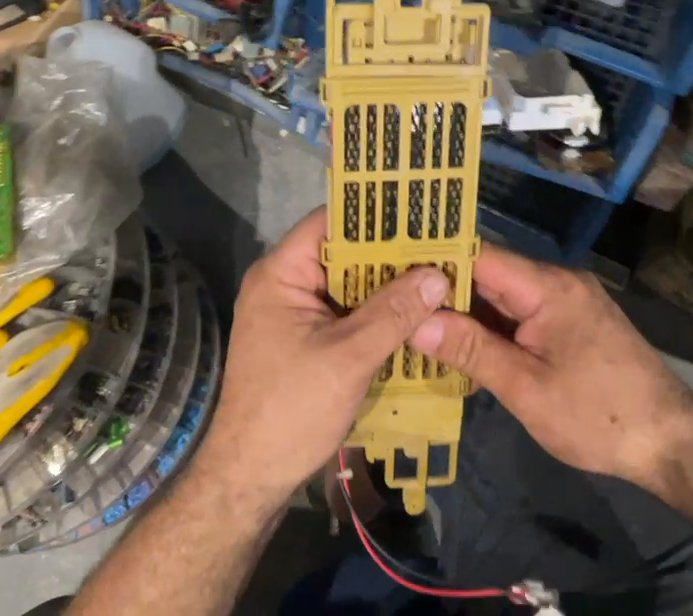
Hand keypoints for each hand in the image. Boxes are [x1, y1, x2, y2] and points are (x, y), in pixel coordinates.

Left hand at [193, 208, 450, 511]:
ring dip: (387, 286)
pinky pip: (345, 313)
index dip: (374, 217)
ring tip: (439, 277)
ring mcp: (293, 314)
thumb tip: (438, 274)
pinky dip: (376, 313)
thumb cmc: (291, 409)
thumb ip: (393, 312)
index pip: (329, 223)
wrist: (250, 477)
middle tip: (442, 250)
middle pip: (342, 254)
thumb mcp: (348, 358)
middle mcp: (284, 284)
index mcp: (280, 274)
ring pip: (348, 286)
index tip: (421, 217)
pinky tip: (414, 316)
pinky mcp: (304, 340)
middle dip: (390, 255)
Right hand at [409, 245, 692, 488]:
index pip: (479, 257)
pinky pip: (519, 314)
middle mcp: (557, 283)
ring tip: (412, 321)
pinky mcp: (570, 324)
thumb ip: (471, 350)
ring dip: (464, 312)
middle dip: (443, 290)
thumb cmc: (598, 416)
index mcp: (549, 287)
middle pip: (488, 274)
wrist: (671, 442)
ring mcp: (566, 303)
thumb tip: (415, 323)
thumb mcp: (526, 388)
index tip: (392, 271)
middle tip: (393, 301)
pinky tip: (458, 345)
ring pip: (501, 296)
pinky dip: (490, 327)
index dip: (435, 261)